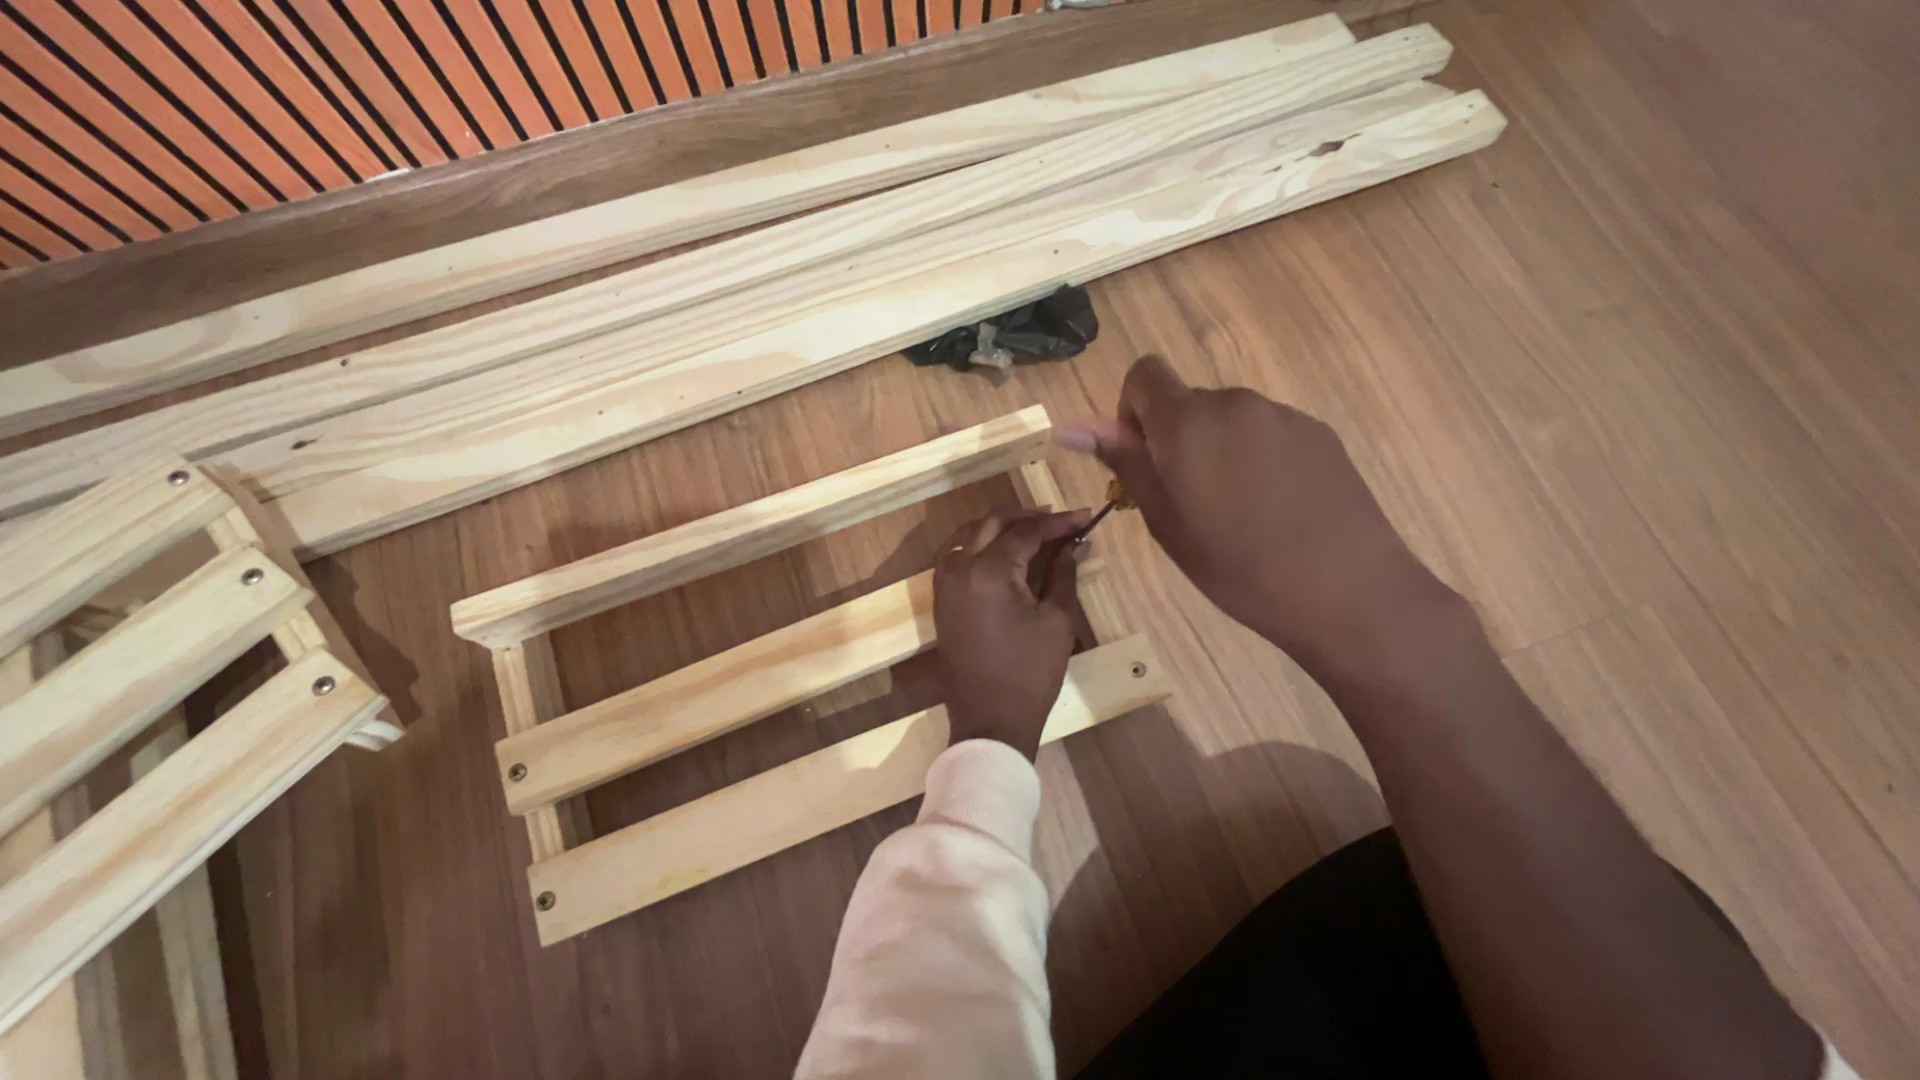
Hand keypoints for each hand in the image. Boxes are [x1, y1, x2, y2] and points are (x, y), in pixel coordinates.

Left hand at [934, 509, 1086, 759]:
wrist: (990, 720)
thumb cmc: (1030, 673)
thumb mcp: (1057, 621)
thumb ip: (1063, 574)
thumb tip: (1072, 545)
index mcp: (989, 571)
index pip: (1027, 532)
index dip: (1059, 522)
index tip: (1086, 516)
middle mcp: (960, 567)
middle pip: (994, 523)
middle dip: (1029, 517)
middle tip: (1061, 521)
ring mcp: (944, 583)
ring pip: (970, 534)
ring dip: (1000, 525)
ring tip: (1033, 530)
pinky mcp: (941, 599)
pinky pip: (955, 554)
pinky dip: (978, 543)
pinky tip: (1000, 549)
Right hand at [1061, 355, 1458, 678]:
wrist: (1345, 590)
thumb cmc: (1237, 567)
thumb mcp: (1165, 522)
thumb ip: (1124, 464)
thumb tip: (1072, 428)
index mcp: (1189, 421)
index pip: (1144, 374)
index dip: (1132, 412)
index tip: (1144, 462)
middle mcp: (1235, 402)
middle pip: (1187, 401)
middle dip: (1176, 438)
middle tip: (1189, 503)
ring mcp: (1283, 415)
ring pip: (1228, 420)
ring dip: (1218, 449)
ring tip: (1239, 513)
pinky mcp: (1319, 433)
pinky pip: (1268, 433)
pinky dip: (1257, 458)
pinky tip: (1277, 509)